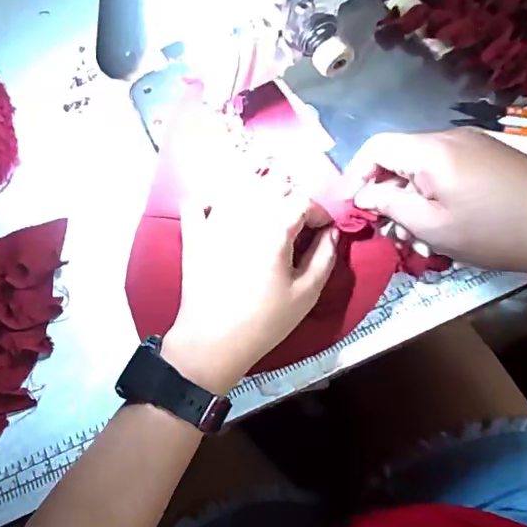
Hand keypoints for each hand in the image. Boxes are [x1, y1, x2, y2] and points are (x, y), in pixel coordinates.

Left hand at [162, 138, 338, 393]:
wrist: (213, 342)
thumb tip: (331, 233)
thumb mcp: (307, 293)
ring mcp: (214, 221)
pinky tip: (225, 211)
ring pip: (239, 185)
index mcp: (275, 228)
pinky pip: (199, 201)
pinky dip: (213, 198)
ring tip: (270, 215)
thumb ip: (324, 256)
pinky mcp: (194, 234)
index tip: (324, 229)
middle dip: (292, 198)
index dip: (320, 211)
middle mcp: (244, 215)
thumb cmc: (264, 321)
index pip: (303, 199)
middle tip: (300, 223)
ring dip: (260, 192)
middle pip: (273, 185)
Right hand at [344, 128, 526, 290]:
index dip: (355, 176)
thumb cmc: (495, 230)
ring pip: (424, 167)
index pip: (375, 147)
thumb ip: (390, 205)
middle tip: (389, 234)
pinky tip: (446, 226)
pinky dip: (436, 195)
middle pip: (400, 157)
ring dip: (412, 200)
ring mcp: (474, 145)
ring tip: (419, 238)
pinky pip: (449, 171)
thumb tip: (364, 195)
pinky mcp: (492, 157)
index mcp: (430, 149)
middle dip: (386, 194)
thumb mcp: (432, 225)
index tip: (351, 209)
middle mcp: (449, 137)